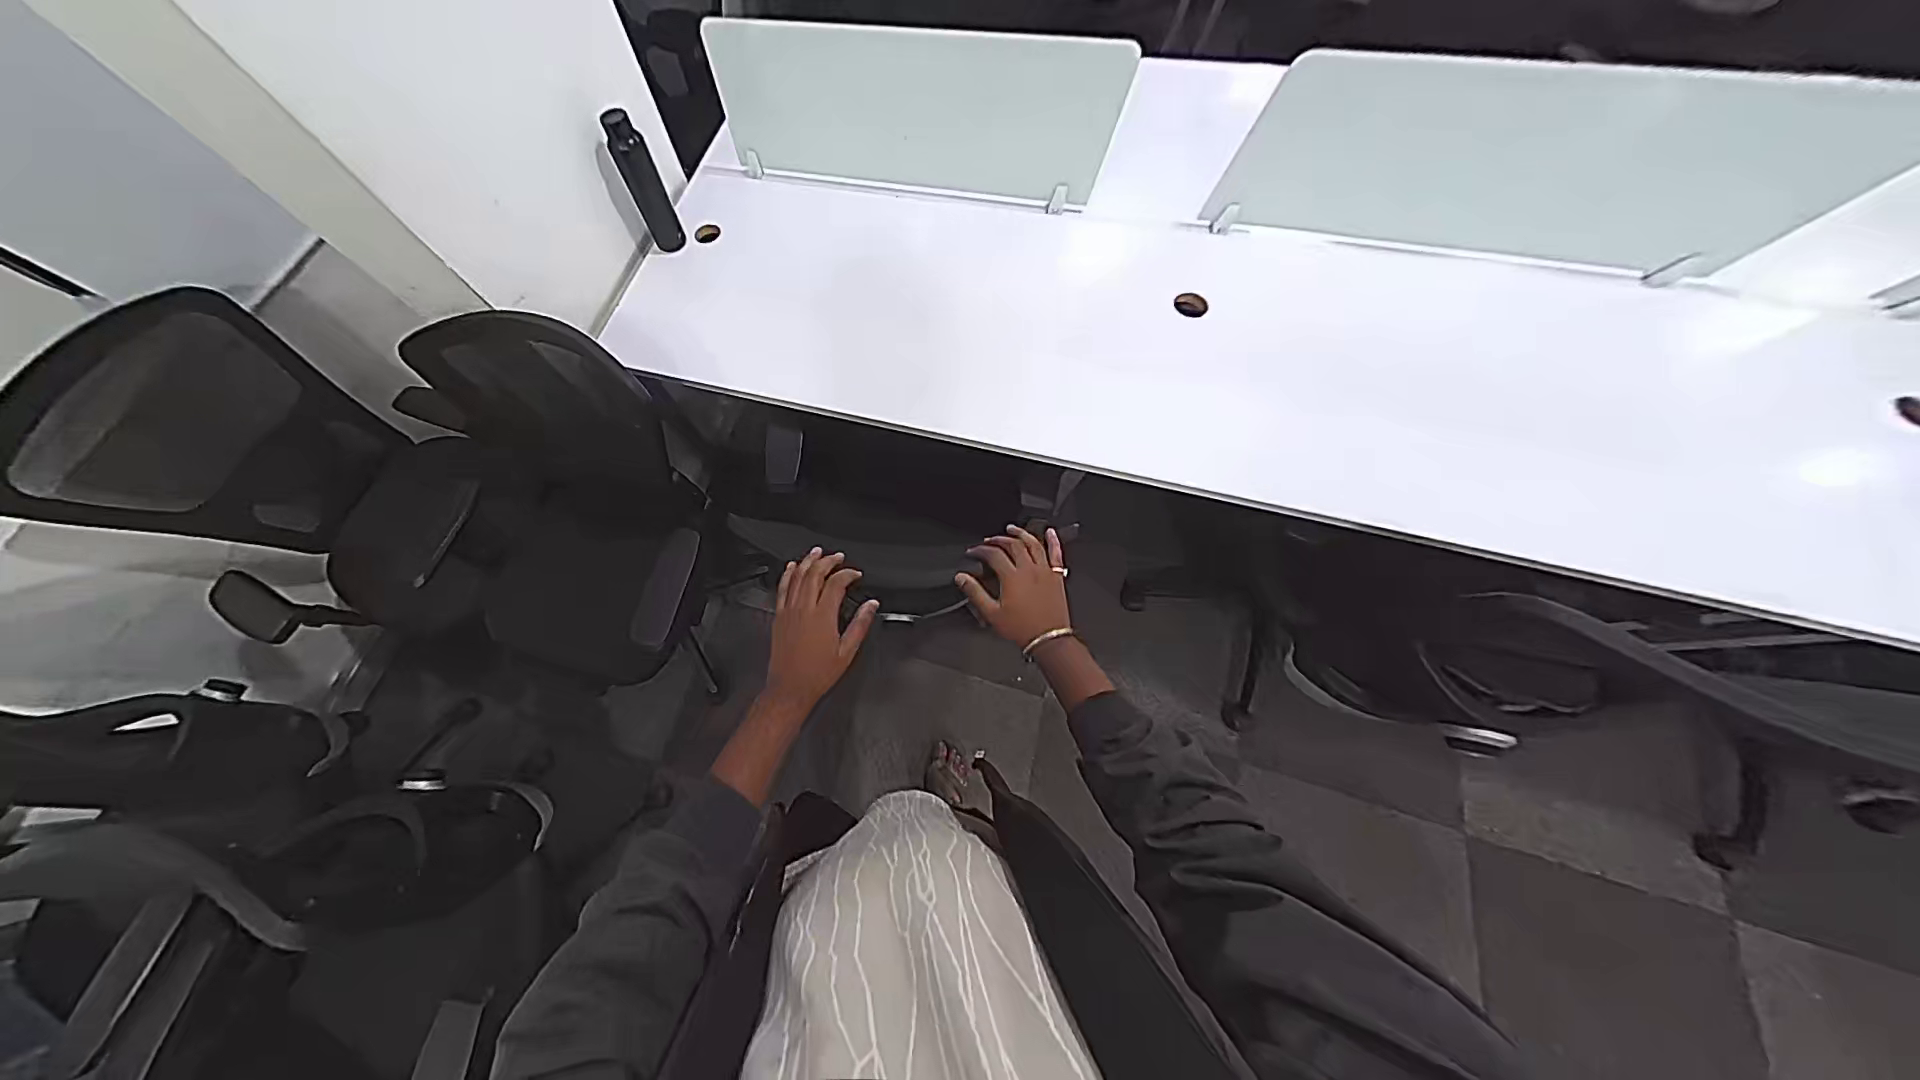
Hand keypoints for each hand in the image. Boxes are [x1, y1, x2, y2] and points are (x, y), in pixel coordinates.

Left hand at [763, 548, 879, 713]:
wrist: (790, 688)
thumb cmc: (818, 674)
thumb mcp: (847, 651)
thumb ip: (860, 624)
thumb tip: (871, 605)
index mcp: (823, 617)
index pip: (836, 584)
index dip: (847, 574)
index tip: (855, 574)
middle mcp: (804, 610)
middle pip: (815, 574)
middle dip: (828, 561)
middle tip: (838, 557)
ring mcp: (789, 612)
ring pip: (797, 577)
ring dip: (808, 562)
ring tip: (816, 552)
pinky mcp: (779, 617)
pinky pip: (782, 589)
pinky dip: (787, 575)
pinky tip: (792, 568)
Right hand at [957, 525, 1071, 650]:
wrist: (1048, 639)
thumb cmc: (1022, 629)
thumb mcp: (992, 614)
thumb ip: (975, 593)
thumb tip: (961, 578)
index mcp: (1012, 577)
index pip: (993, 554)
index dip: (980, 550)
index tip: (973, 552)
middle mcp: (1029, 570)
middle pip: (1013, 545)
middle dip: (998, 539)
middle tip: (989, 540)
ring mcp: (1044, 571)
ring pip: (1033, 544)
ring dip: (1021, 533)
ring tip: (1012, 529)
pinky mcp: (1056, 576)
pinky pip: (1056, 553)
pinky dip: (1053, 540)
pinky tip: (1050, 533)